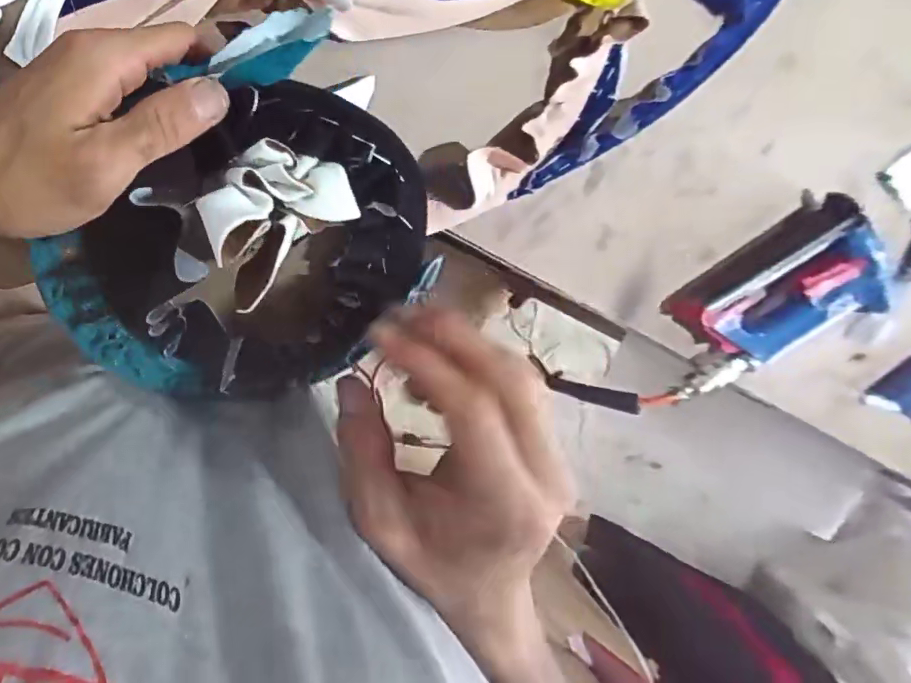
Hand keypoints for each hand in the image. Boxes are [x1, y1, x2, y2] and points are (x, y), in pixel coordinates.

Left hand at [0, 24, 228, 238]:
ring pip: (137, 67)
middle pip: (160, 49)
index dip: (220, 59)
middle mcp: (86, 45)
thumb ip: (161, 125)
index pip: (182, 36)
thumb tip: (219, 90)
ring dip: (165, 95)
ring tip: (189, 139)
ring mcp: (66, 62)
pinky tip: (141, 137)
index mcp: (102, 55)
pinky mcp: (55, 83)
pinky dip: (136, 102)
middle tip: (222, 130)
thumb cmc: (25, 181)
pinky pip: (112, 81)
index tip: (249, 97)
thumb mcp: (102, 164)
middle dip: (194, 81)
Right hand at [336, 307, 575, 682]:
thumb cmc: (429, 562)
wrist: (487, 598)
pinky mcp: (549, 444)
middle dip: (453, 335)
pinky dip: (476, 356)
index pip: (474, 410)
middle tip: (398, 312)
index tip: (377, 334)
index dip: (424, 362)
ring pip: (522, 375)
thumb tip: (353, 380)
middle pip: (511, 380)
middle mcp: (544, 473)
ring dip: (466, 339)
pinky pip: (519, 384)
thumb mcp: (377, 519)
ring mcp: (556, 457)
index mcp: (504, 500)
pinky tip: (435, 358)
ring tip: (412, 325)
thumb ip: (361, 451)